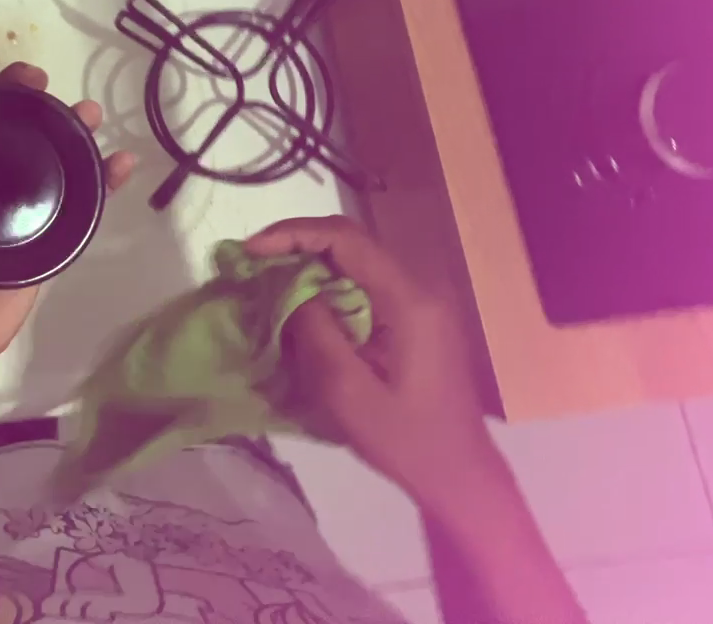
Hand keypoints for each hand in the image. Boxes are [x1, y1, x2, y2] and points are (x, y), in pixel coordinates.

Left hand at [0, 62, 137, 367]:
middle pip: (2, 120)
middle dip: (19, 91)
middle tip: (37, 81)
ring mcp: (18, 198)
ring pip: (45, 149)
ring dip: (69, 123)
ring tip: (88, 113)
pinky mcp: (48, 226)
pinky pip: (80, 196)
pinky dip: (104, 177)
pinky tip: (121, 162)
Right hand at [249, 217, 505, 511]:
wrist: (460, 478)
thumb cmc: (406, 439)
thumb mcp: (347, 390)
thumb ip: (315, 330)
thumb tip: (286, 286)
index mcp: (407, 300)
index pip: (345, 239)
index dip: (292, 234)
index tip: (252, 250)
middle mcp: (417, 288)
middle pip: (349, 241)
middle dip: (295, 242)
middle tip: (252, 260)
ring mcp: (417, 301)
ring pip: (353, 258)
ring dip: (307, 259)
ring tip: (267, 275)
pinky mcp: (411, 316)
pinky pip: (361, 281)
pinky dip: (324, 280)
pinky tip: (299, 299)